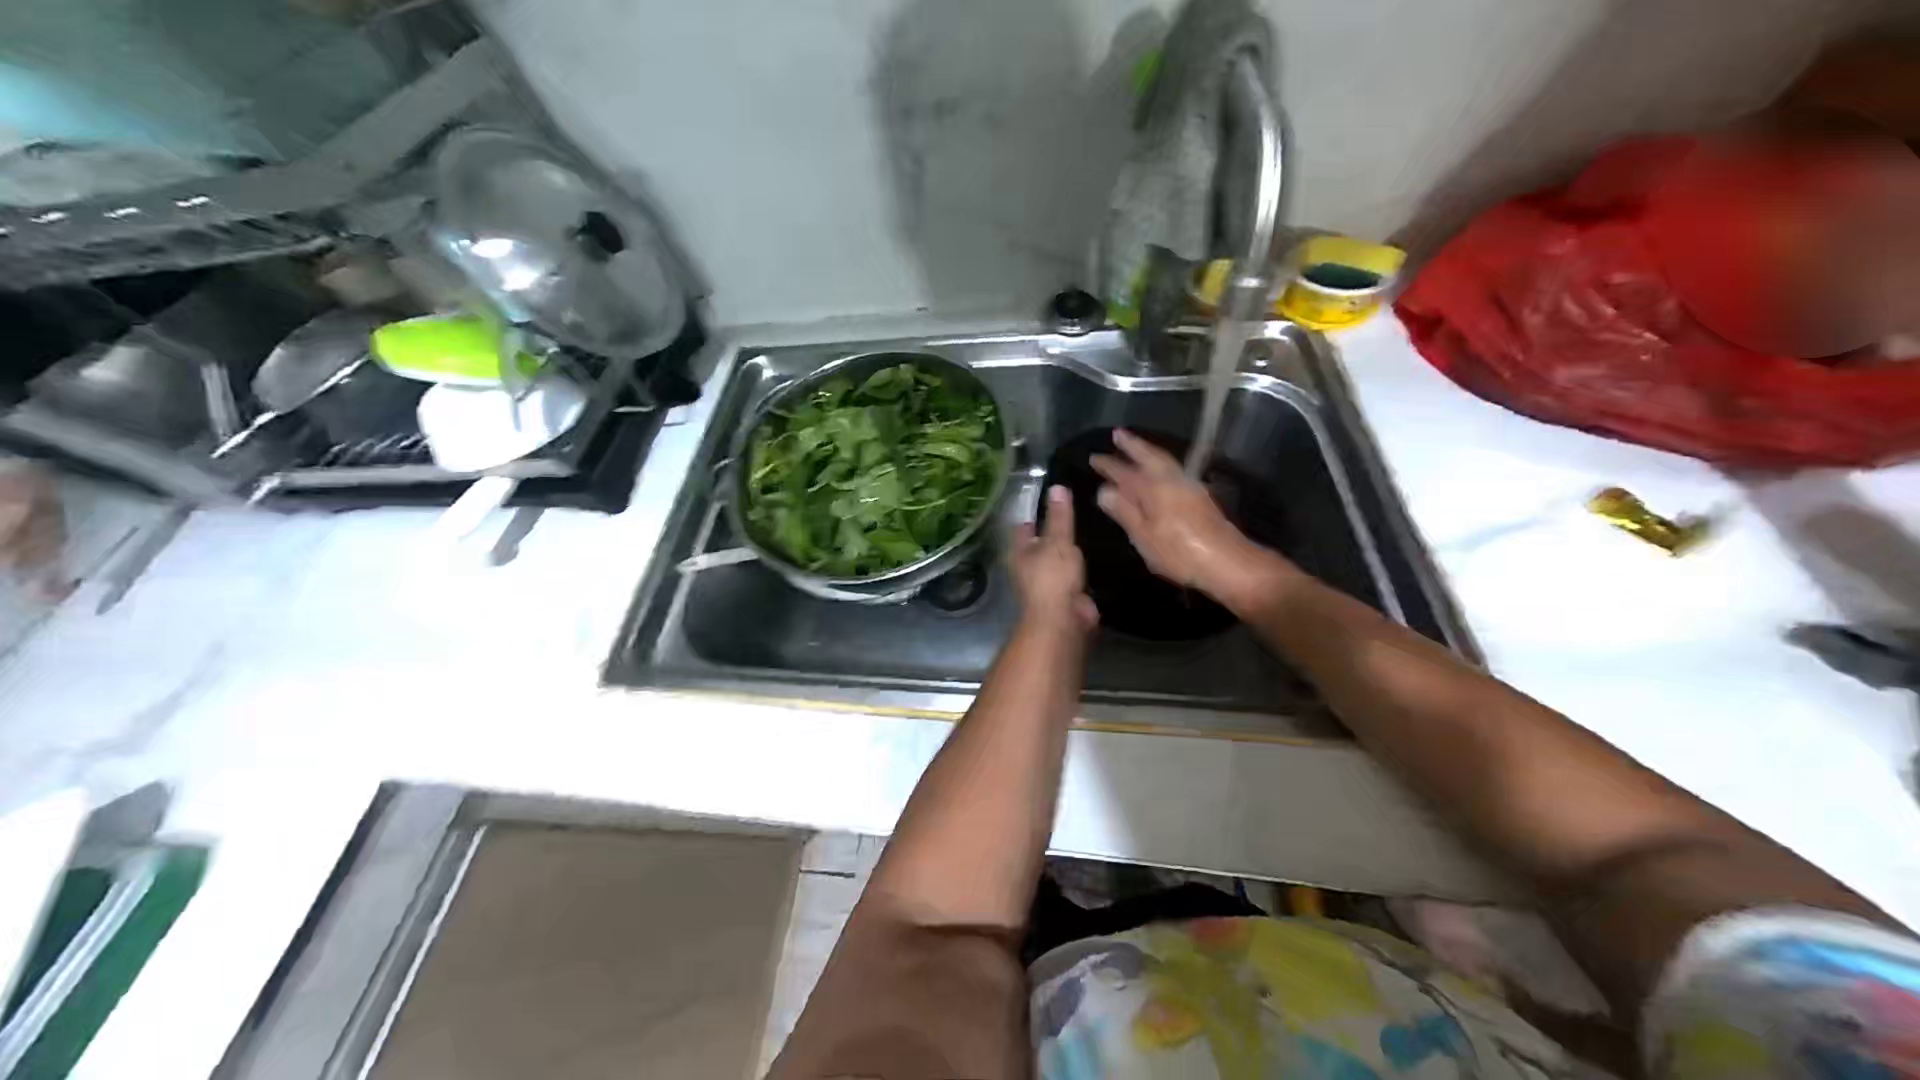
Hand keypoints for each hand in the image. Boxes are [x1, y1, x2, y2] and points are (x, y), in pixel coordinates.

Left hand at [1009, 485, 1097, 633]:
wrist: (1063, 620)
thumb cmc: (1053, 577)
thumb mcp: (1057, 541)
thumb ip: (1059, 516)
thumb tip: (1056, 487)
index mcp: (1019, 551)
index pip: (1025, 525)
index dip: (1037, 512)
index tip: (1055, 497)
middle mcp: (1028, 566)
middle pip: (1042, 543)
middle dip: (1056, 531)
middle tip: (1079, 510)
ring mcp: (1047, 582)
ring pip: (1059, 559)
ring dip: (1070, 550)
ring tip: (1092, 528)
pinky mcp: (1065, 595)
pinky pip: (1073, 575)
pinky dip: (1082, 567)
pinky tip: (1097, 556)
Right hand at [1090, 429, 1268, 598]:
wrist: (1226, 561)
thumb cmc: (1178, 552)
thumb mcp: (1143, 535)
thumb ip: (1124, 511)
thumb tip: (1104, 490)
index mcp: (1152, 488)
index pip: (1124, 472)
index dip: (1108, 464)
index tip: (1094, 457)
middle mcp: (1171, 480)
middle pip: (1149, 456)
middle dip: (1132, 444)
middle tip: (1118, 434)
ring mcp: (1188, 486)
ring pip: (1164, 460)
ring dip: (1147, 450)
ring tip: (1135, 445)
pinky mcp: (1199, 496)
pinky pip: (1173, 469)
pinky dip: (1160, 463)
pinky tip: (1158, 470)